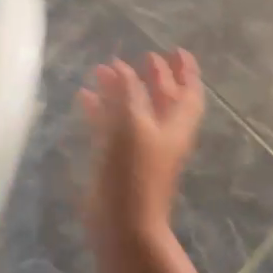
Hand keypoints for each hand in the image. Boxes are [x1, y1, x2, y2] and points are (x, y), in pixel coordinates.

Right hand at [77, 50, 203, 242]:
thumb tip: (123, 68)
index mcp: (175, 126)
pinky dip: (101, 109)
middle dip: (153, 77)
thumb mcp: (133, 123)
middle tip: (142, 57)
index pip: (188, 93)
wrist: (123, 221)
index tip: (176, 51)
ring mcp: (139, 148)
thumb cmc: (134, 170)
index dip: (185, 71)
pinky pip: (111, 125)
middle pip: (162, 100)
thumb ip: (129, 92)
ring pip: (134, 110)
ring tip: (102, 70)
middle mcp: (161, 134)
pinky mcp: (117, 159)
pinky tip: (84, 96)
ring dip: (122, 89)